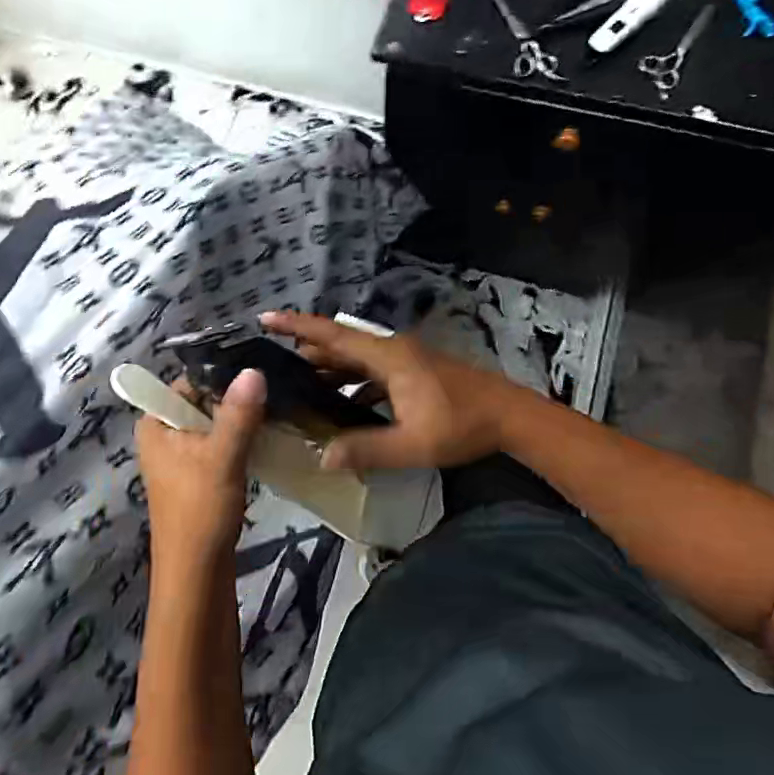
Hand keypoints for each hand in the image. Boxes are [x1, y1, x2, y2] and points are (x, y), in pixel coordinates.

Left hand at [135, 369, 266, 559]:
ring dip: (241, 419)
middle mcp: (163, 433)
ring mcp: (180, 454)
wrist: (197, 573)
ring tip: (276, 409)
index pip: (190, 380)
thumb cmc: (200, 511)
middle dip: (236, 397)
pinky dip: (240, 438)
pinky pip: (220, 441)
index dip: (223, 375)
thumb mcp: (222, 456)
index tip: (260, 372)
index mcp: (154, 423)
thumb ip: (238, 413)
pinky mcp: (198, 473)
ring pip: (215, 421)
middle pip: (204, 399)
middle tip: (275, 389)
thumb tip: (254, 369)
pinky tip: (266, 435)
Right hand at [259, 311, 524, 470]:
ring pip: (357, 358)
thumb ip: (367, 449)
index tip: (265, 318)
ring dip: (329, 367)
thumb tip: (322, 457)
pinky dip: (351, 381)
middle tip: (272, 360)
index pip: (334, 335)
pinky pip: (372, 371)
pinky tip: (341, 403)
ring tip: (298, 382)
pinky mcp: (414, 373)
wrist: (508, 415)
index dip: (298, 326)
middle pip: (341, 344)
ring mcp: (405, 361)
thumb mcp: (412, 444)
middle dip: (307, 348)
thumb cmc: (460, 425)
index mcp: (388, 357)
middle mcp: (392, 351)